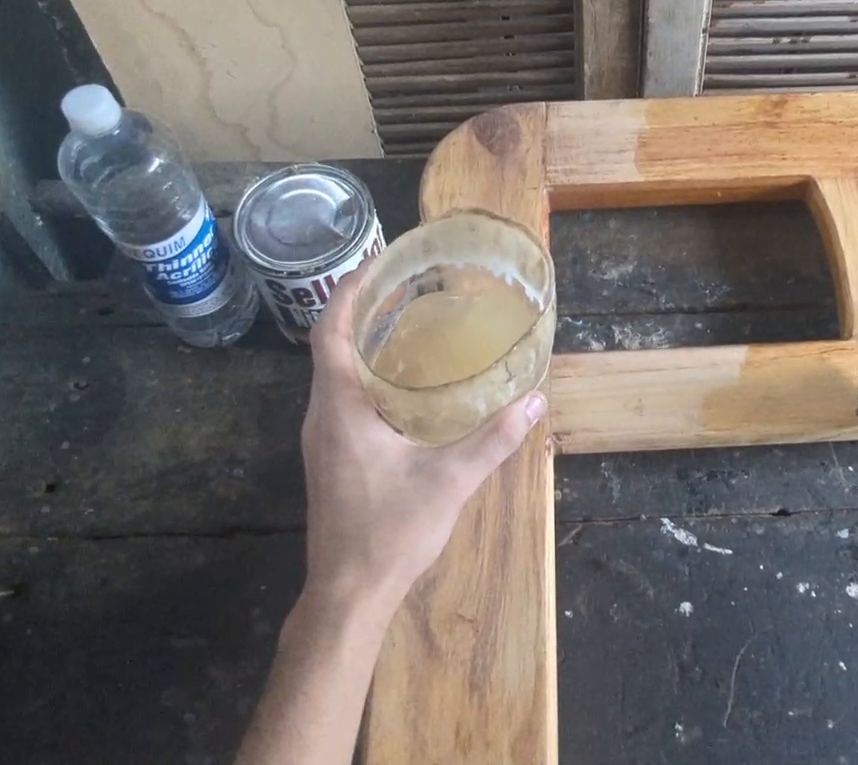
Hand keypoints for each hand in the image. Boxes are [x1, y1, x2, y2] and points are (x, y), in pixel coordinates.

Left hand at [301, 267, 545, 612]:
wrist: (348, 595)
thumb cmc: (390, 532)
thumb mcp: (450, 481)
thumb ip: (494, 439)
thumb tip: (535, 398)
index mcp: (341, 408)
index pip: (331, 332)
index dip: (349, 292)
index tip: (377, 262)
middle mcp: (323, 414)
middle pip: (331, 345)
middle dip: (362, 308)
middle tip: (408, 285)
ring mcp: (323, 437)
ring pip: (335, 371)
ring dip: (363, 340)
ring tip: (409, 320)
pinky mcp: (330, 454)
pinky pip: (342, 394)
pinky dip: (366, 371)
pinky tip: (404, 379)